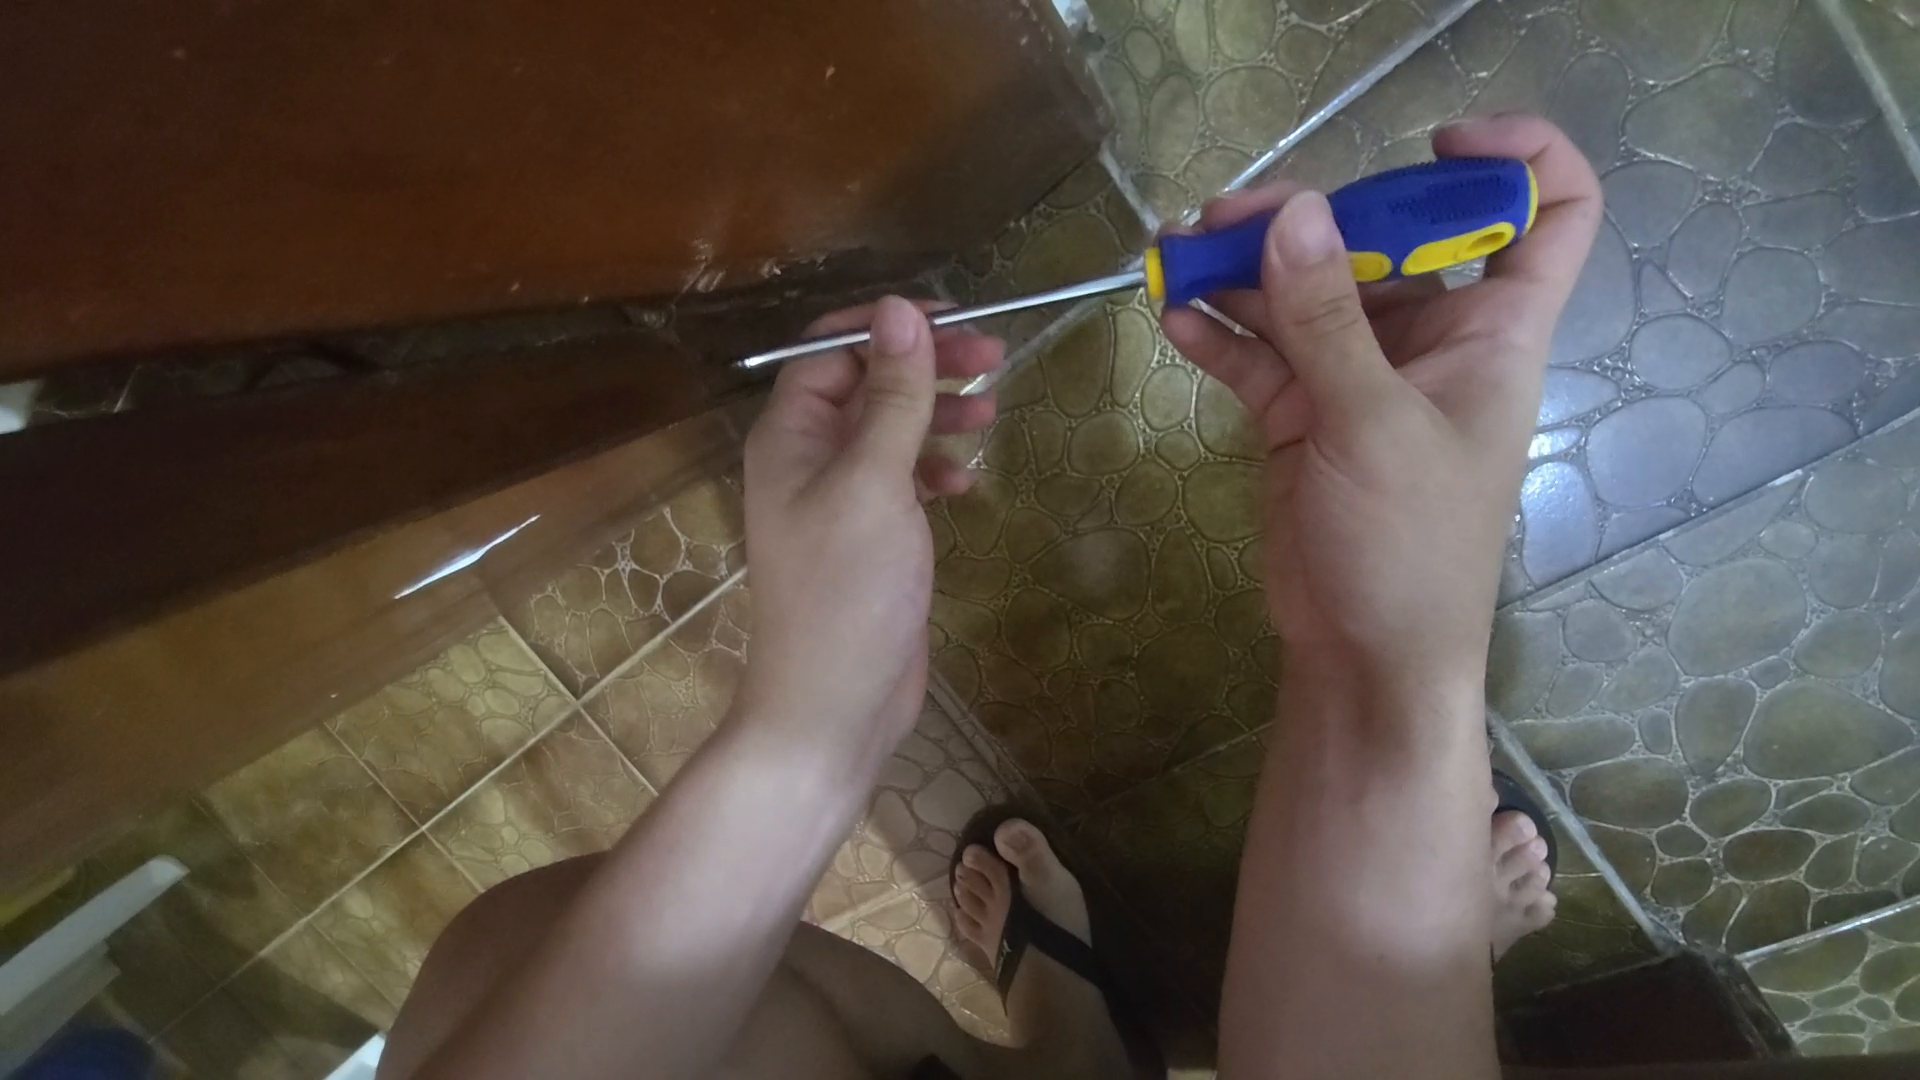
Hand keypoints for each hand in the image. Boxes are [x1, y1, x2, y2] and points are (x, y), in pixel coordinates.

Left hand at [739, 296, 1001, 748]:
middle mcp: (808, 457)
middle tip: (994, 360)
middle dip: (926, 368)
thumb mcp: (873, 482)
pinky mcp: (870, 534)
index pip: (833, 350)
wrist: (836, 702)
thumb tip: (901, 310)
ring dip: (936, 415)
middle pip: (868, 385)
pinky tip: (962, 484)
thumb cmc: (848, 589)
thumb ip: (891, 397)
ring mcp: (840, 498)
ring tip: (990, 415)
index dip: (890, 328)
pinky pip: (901, 479)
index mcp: (791, 434)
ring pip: (890, 431)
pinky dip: (932, 470)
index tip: (956, 322)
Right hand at [1161, 115, 1601, 690]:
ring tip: (1177, 254)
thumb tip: (1295, 215)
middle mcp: (1423, 347)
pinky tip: (1174, 319)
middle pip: (1380, 248)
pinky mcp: (1298, 419)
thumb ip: (1328, 321)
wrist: (1360, 646)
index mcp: (1488, 334)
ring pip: (1302, 302)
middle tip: (1227, 219)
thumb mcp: (1371, 423)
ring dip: (1243, 277)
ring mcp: (1352, 382)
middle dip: (1310, 224)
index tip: (1432, 143)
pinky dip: (1219, 339)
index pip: (1547, 216)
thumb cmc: (1405, 541)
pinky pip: (1258, 360)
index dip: (1511, 161)